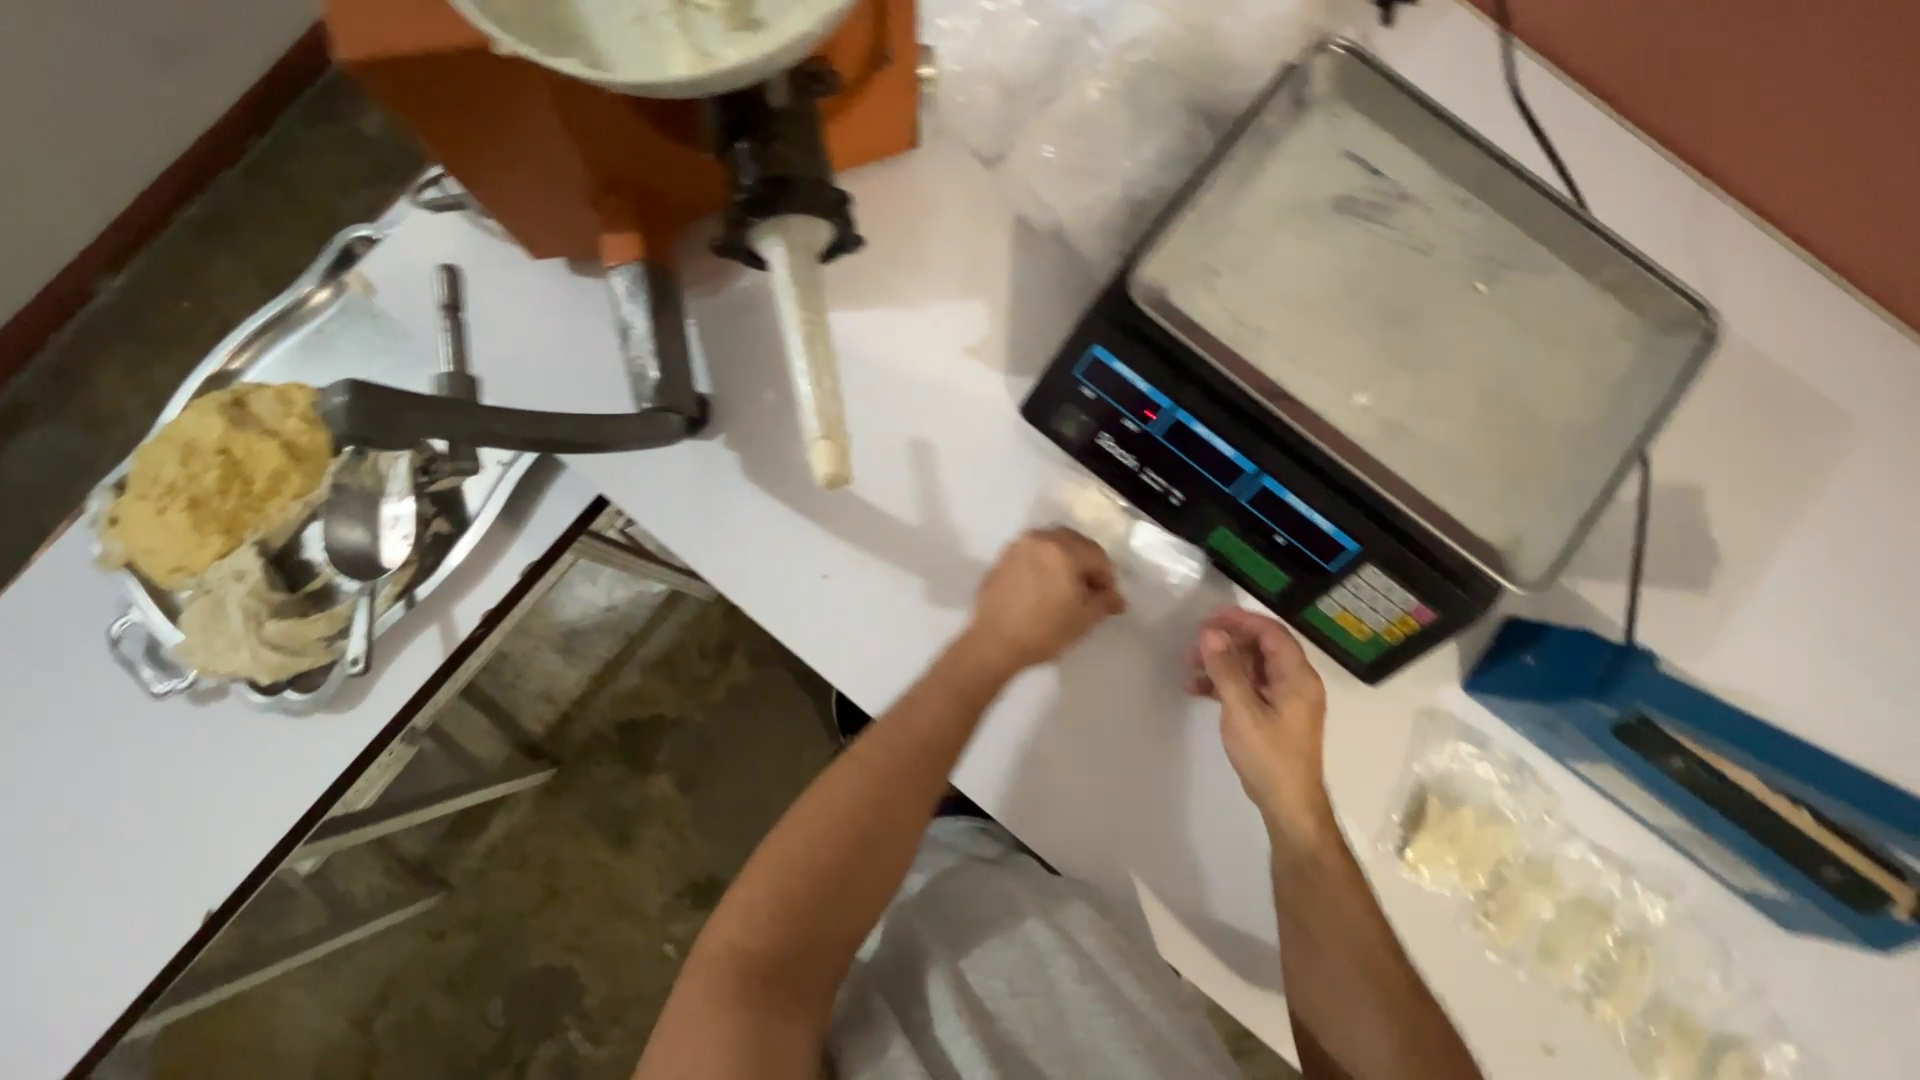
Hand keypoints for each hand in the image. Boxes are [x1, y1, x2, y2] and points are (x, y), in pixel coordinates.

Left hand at [961, 527, 1125, 676]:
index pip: (1097, 555)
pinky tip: (1042, 586)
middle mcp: (1039, 539)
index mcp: (1063, 550)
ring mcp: (1017, 547)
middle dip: (1086, 563)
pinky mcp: (1001, 559)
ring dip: (1064, 559)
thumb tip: (1116, 597)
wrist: (994, 643)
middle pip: (1074, 542)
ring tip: (1065, 587)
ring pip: (1051, 544)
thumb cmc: (1044, 631)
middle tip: (1088, 589)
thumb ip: (1105, 602)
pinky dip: (1043, 562)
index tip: (1106, 598)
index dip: (1107, 577)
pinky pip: (1031, 553)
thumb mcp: (1083, 619)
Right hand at [1186, 607, 1333, 850]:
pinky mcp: (1273, 714)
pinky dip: (1225, 684)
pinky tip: (1197, 689)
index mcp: (1297, 677)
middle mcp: (1295, 682)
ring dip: (1222, 663)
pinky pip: (1249, 687)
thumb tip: (1210, 633)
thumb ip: (1226, 669)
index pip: (1271, 633)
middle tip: (1193, 644)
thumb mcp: (1242, 710)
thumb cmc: (1269, 756)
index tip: (1209, 618)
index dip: (1241, 620)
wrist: (1288, 803)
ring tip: (1189, 666)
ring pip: (1251, 667)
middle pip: (1260, 647)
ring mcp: (1285, 699)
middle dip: (1226, 642)